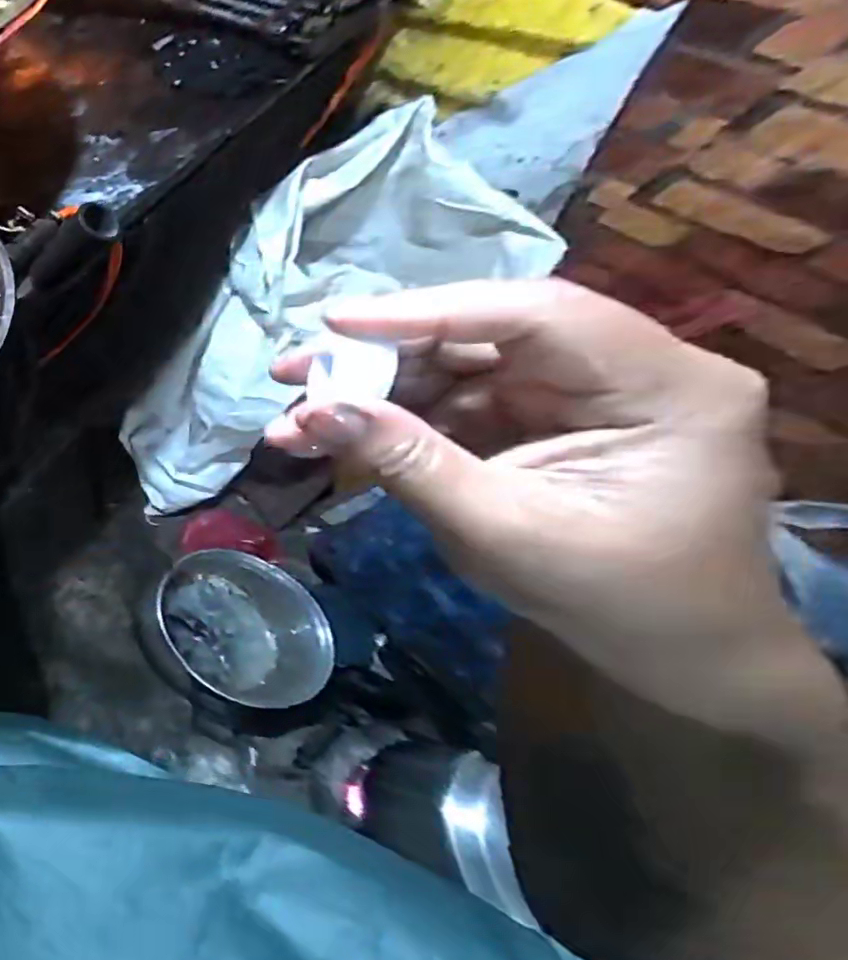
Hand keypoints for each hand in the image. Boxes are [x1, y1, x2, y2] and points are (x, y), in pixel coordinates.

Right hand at [264, 279, 780, 653]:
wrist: (666, 646)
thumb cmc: (607, 594)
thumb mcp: (497, 528)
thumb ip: (405, 460)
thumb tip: (313, 410)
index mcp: (659, 385)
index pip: (534, 314)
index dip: (426, 312)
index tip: (333, 323)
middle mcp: (615, 367)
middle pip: (477, 333)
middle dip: (374, 353)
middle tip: (292, 372)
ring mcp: (567, 390)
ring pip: (447, 364)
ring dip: (365, 388)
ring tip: (294, 418)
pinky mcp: (527, 414)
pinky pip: (442, 399)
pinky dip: (380, 415)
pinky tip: (325, 432)